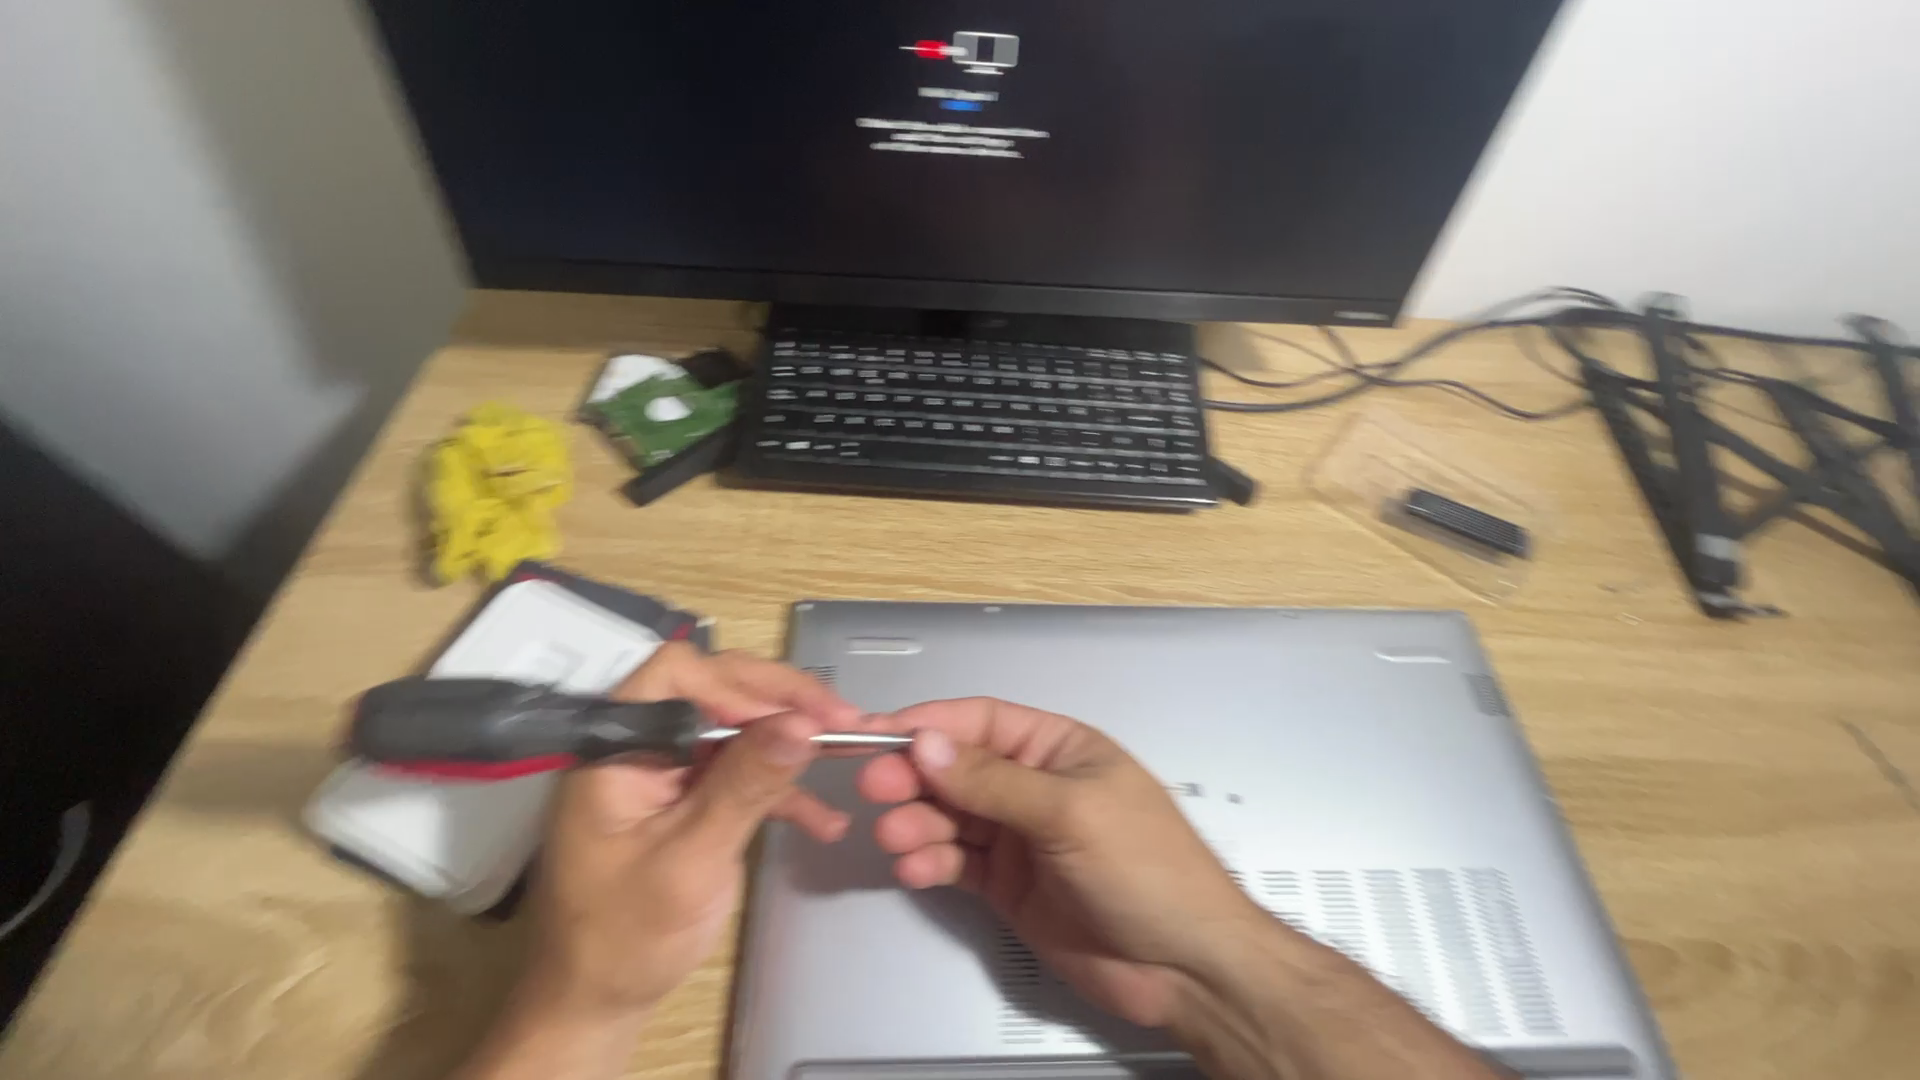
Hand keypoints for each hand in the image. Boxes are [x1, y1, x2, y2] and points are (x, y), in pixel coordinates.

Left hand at [457, 644, 860, 1079]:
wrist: (599, 1001)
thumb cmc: (625, 936)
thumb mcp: (690, 859)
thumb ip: (745, 785)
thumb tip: (801, 723)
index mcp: (619, 745)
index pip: (678, 674)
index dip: (741, 683)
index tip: (798, 714)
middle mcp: (644, 744)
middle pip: (719, 693)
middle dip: (784, 706)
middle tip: (844, 721)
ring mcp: (671, 769)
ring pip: (741, 730)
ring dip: (796, 743)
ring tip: (852, 751)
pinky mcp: (694, 796)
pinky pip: (746, 774)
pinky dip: (787, 791)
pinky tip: (826, 820)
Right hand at [855, 697, 1264, 1027]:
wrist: (1184, 967)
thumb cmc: (1148, 869)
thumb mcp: (1069, 812)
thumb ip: (993, 780)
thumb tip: (929, 744)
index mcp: (1057, 748)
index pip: (980, 722)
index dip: (928, 723)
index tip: (878, 732)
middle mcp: (1032, 784)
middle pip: (957, 768)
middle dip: (914, 775)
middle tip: (875, 787)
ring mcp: (1018, 835)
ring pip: (950, 816)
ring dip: (917, 823)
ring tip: (896, 838)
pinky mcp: (1007, 882)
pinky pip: (957, 861)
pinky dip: (931, 862)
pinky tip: (916, 868)